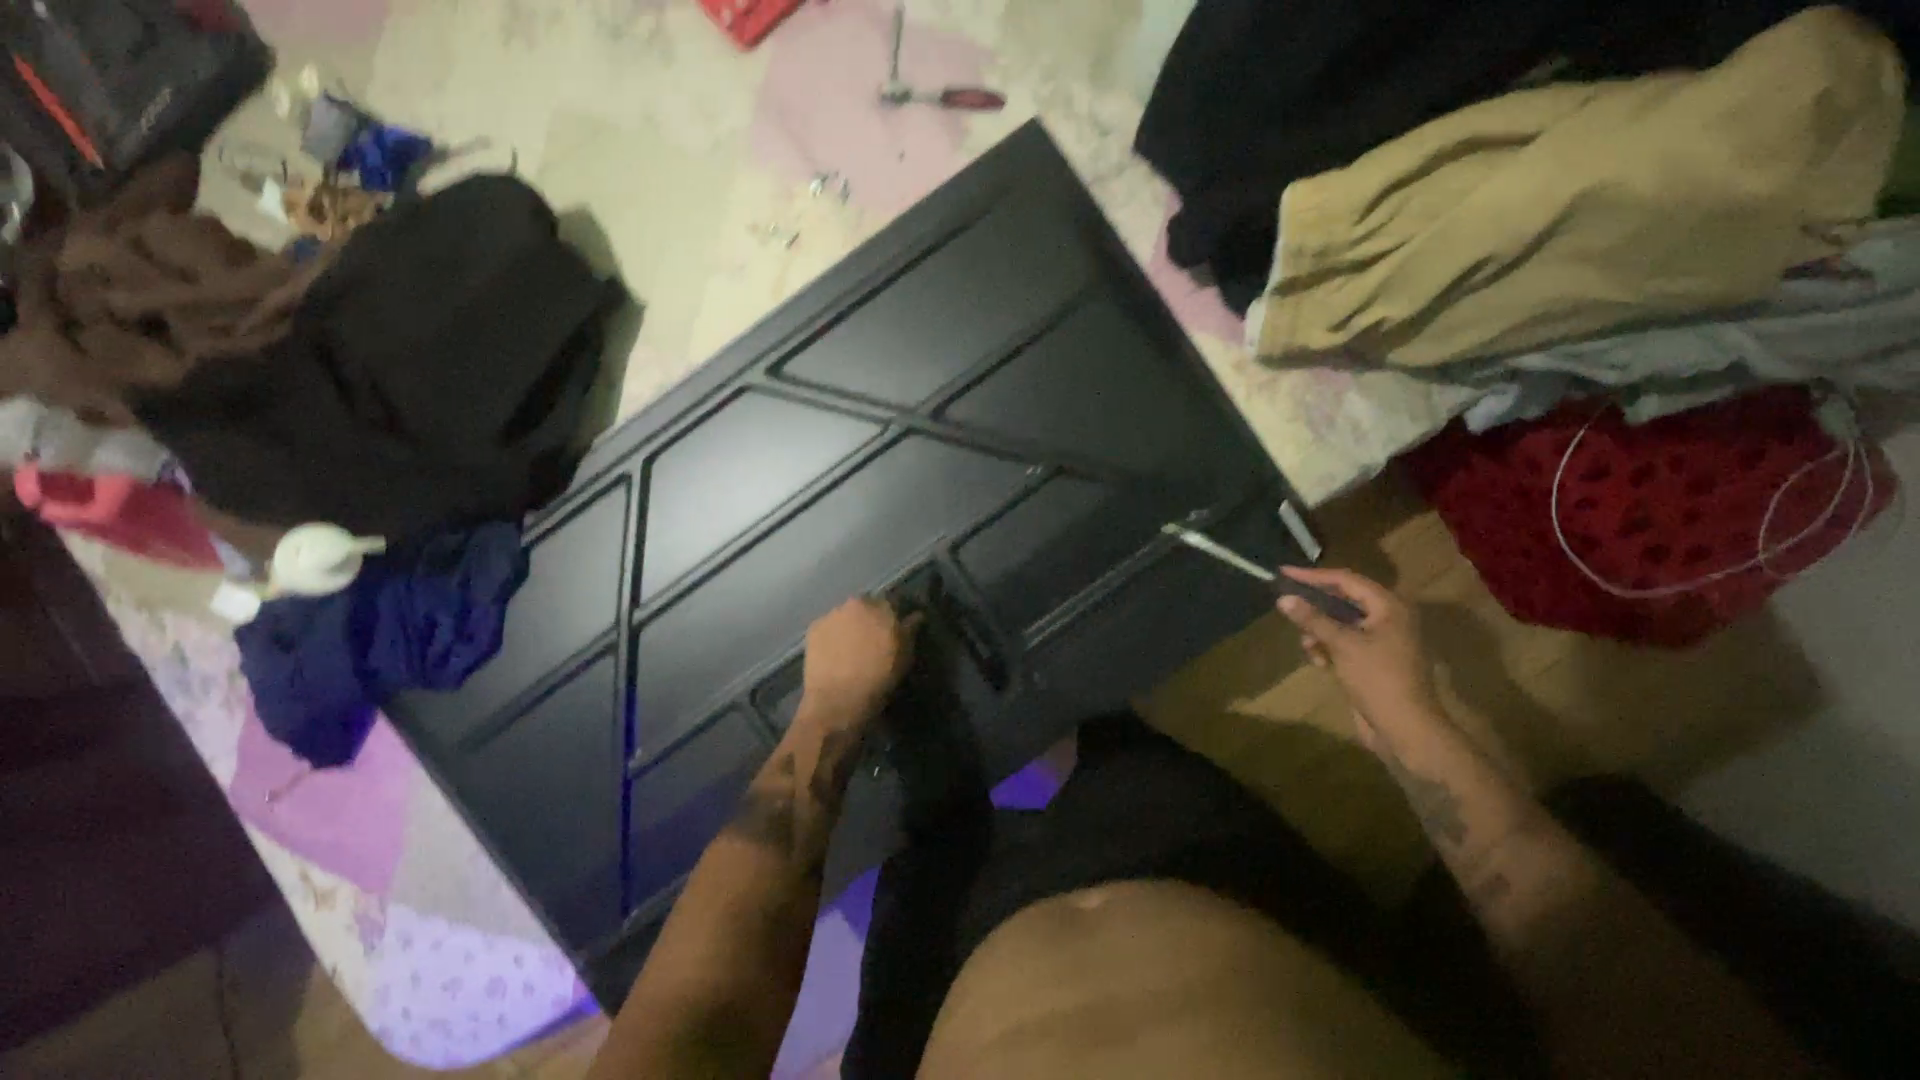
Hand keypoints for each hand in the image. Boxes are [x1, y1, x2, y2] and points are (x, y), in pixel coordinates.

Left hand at [799, 596, 923, 726]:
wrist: (838, 700)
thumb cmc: (879, 678)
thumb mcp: (904, 656)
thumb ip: (910, 630)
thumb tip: (916, 615)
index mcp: (881, 606)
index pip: (892, 603)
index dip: (894, 617)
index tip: (894, 631)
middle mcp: (855, 603)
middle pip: (866, 606)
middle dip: (870, 618)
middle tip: (872, 640)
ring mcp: (831, 614)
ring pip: (845, 615)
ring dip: (850, 625)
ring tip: (851, 649)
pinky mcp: (813, 628)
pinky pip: (828, 627)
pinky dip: (832, 635)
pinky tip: (834, 654)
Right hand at [1273, 567, 1441, 743]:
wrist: (1405, 728)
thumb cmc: (1377, 679)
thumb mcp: (1342, 645)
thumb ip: (1313, 619)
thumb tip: (1283, 598)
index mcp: (1389, 607)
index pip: (1346, 581)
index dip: (1313, 576)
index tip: (1284, 572)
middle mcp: (1389, 618)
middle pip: (1344, 601)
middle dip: (1316, 607)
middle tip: (1287, 603)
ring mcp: (1382, 641)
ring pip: (1342, 624)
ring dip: (1320, 632)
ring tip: (1307, 644)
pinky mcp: (1374, 662)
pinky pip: (1345, 644)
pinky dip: (1329, 648)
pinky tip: (1319, 661)